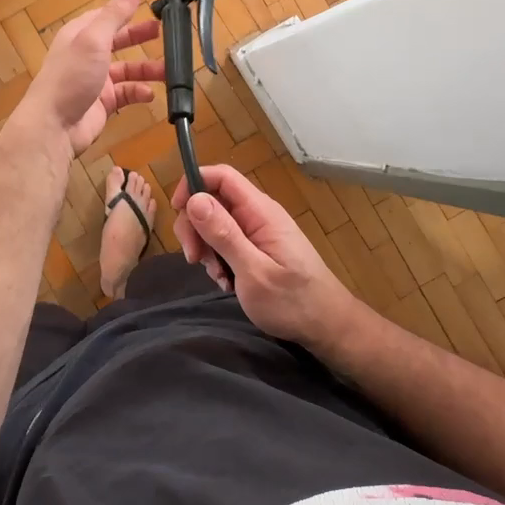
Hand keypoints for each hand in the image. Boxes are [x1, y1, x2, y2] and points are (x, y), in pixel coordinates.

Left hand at [17, 0, 164, 154]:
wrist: (54, 125)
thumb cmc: (72, 76)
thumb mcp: (94, 39)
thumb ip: (116, 13)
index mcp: (80, 34)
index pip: (106, 16)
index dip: (127, 10)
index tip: (151, 6)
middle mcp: (87, 54)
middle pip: (118, 40)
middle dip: (140, 37)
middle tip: (165, 34)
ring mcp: (95, 79)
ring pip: (126, 69)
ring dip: (146, 68)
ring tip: (169, 71)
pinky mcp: (102, 103)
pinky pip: (126, 93)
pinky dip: (139, 92)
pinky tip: (150, 94)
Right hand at [172, 164, 367, 352]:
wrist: (328, 327)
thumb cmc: (293, 302)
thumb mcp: (253, 272)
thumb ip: (224, 234)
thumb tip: (194, 198)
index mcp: (260, 211)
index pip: (221, 176)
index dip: (194, 183)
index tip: (177, 211)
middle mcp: (258, 214)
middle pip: (213, 199)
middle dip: (195, 225)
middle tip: (193, 258)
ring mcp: (258, 231)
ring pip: (216, 222)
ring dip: (206, 246)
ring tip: (217, 277)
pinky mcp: (257, 248)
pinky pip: (226, 241)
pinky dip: (218, 258)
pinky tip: (225, 281)